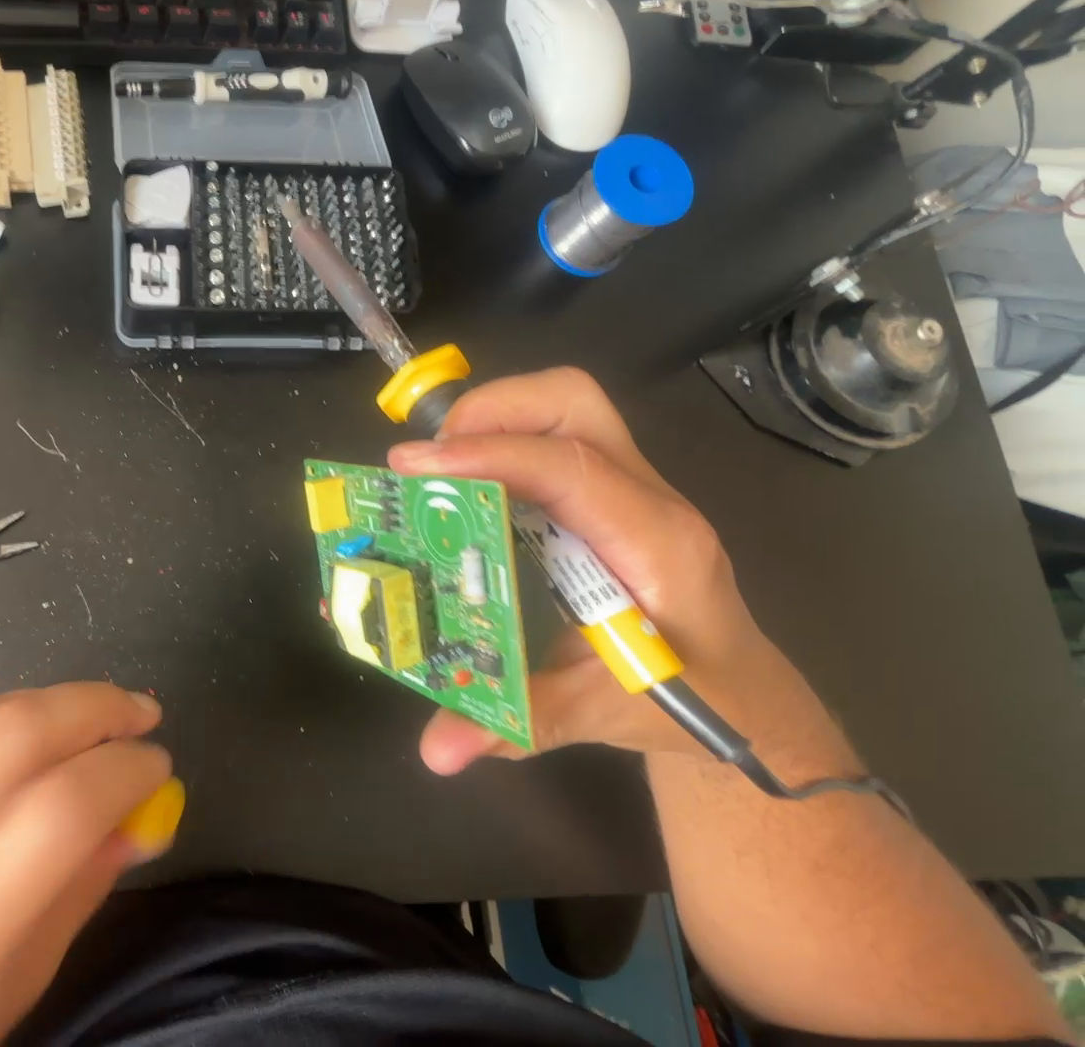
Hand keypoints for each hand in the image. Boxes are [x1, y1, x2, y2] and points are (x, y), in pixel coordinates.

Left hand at [0, 683, 176, 1046]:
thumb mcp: (25, 978)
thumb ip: (82, 889)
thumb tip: (137, 822)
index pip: (67, 803)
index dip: (128, 771)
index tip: (161, 768)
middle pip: (22, 730)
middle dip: (97, 707)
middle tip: (143, 714)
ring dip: (56, 702)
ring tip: (102, 713)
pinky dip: (12, 720)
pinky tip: (41, 733)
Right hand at [388, 368, 857, 780]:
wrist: (742, 697)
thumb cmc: (688, 703)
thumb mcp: (597, 716)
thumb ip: (516, 725)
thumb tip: (435, 750)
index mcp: (654, 544)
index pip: (571, 469)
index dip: (489, 455)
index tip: (411, 466)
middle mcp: (646, 500)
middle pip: (575, 403)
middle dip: (490, 411)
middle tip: (426, 459)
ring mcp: (630, 490)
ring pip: (565, 410)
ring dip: (491, 420)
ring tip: (432, 469)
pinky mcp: (608, 497)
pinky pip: (551, 441)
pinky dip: (498, 444)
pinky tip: (460, 489)